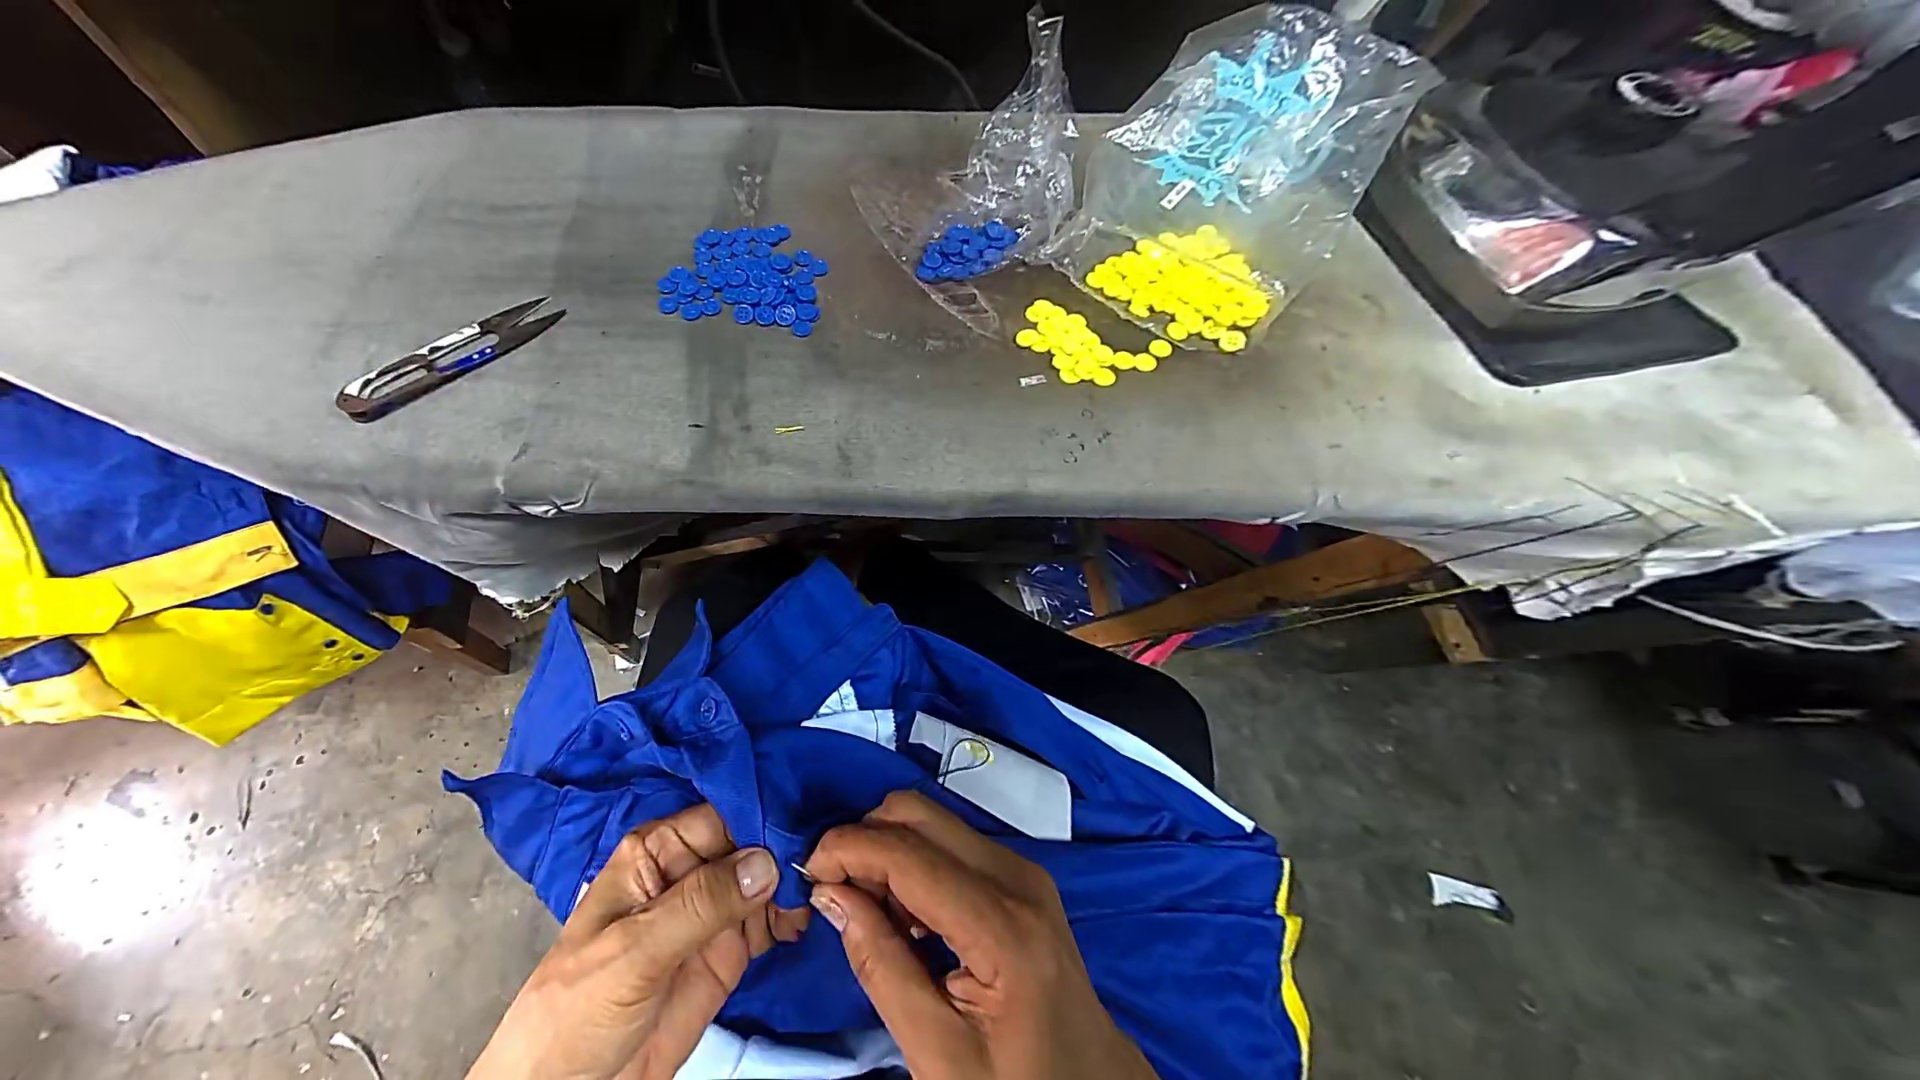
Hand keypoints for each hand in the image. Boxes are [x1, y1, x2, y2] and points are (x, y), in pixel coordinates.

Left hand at [467, 803, 809, 1079]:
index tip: (808, 823)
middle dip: (789, 847)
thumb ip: (700, 904)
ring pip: (768, 879)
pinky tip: (812, 917)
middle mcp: (691, 870)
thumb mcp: (634, 952)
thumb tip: (767, 863)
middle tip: (830, 856)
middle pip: (753, 844)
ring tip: (828, 886)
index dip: (764, 817)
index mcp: (658, 852)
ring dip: (798, 881)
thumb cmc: (576, 1010)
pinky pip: (772, 919)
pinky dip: (795, 915)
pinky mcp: (731, 946)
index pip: (723, 817)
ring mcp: (714, 909)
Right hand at [804, 791, 1159, 1079]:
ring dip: (889, 849)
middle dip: (866, 840)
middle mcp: (1016, 875)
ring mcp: (1023, 868)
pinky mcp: (1020, 873)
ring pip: (933, 819)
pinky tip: (909, 914)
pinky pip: (952, 840)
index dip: (849, 850)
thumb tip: (832, 894)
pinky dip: (914, 859)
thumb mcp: (937, 1052)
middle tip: (839, 895)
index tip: (808, 874)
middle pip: (920, 813)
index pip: (909, 853)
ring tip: (874, 914)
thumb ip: (880, 965)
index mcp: (1001, 925)